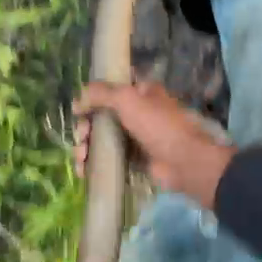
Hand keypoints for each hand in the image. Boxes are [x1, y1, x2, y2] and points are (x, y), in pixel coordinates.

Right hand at [74, 80, 233, 207]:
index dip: (92, 98)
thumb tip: (77, 100)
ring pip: (102, 139)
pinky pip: (107, 159)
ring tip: (81, 158)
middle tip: (82, 138)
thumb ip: (100, 94)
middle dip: (85, 128)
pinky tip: (83, 171)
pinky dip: (93, 164)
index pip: (110, 90)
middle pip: (101, 117)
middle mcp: (138, 112)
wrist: (184, 162)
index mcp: (141, 92)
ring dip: (85, 147)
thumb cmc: (158, 125)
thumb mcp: (127, 99)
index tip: (78, 110)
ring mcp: (135, 138)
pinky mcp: (133, 160)